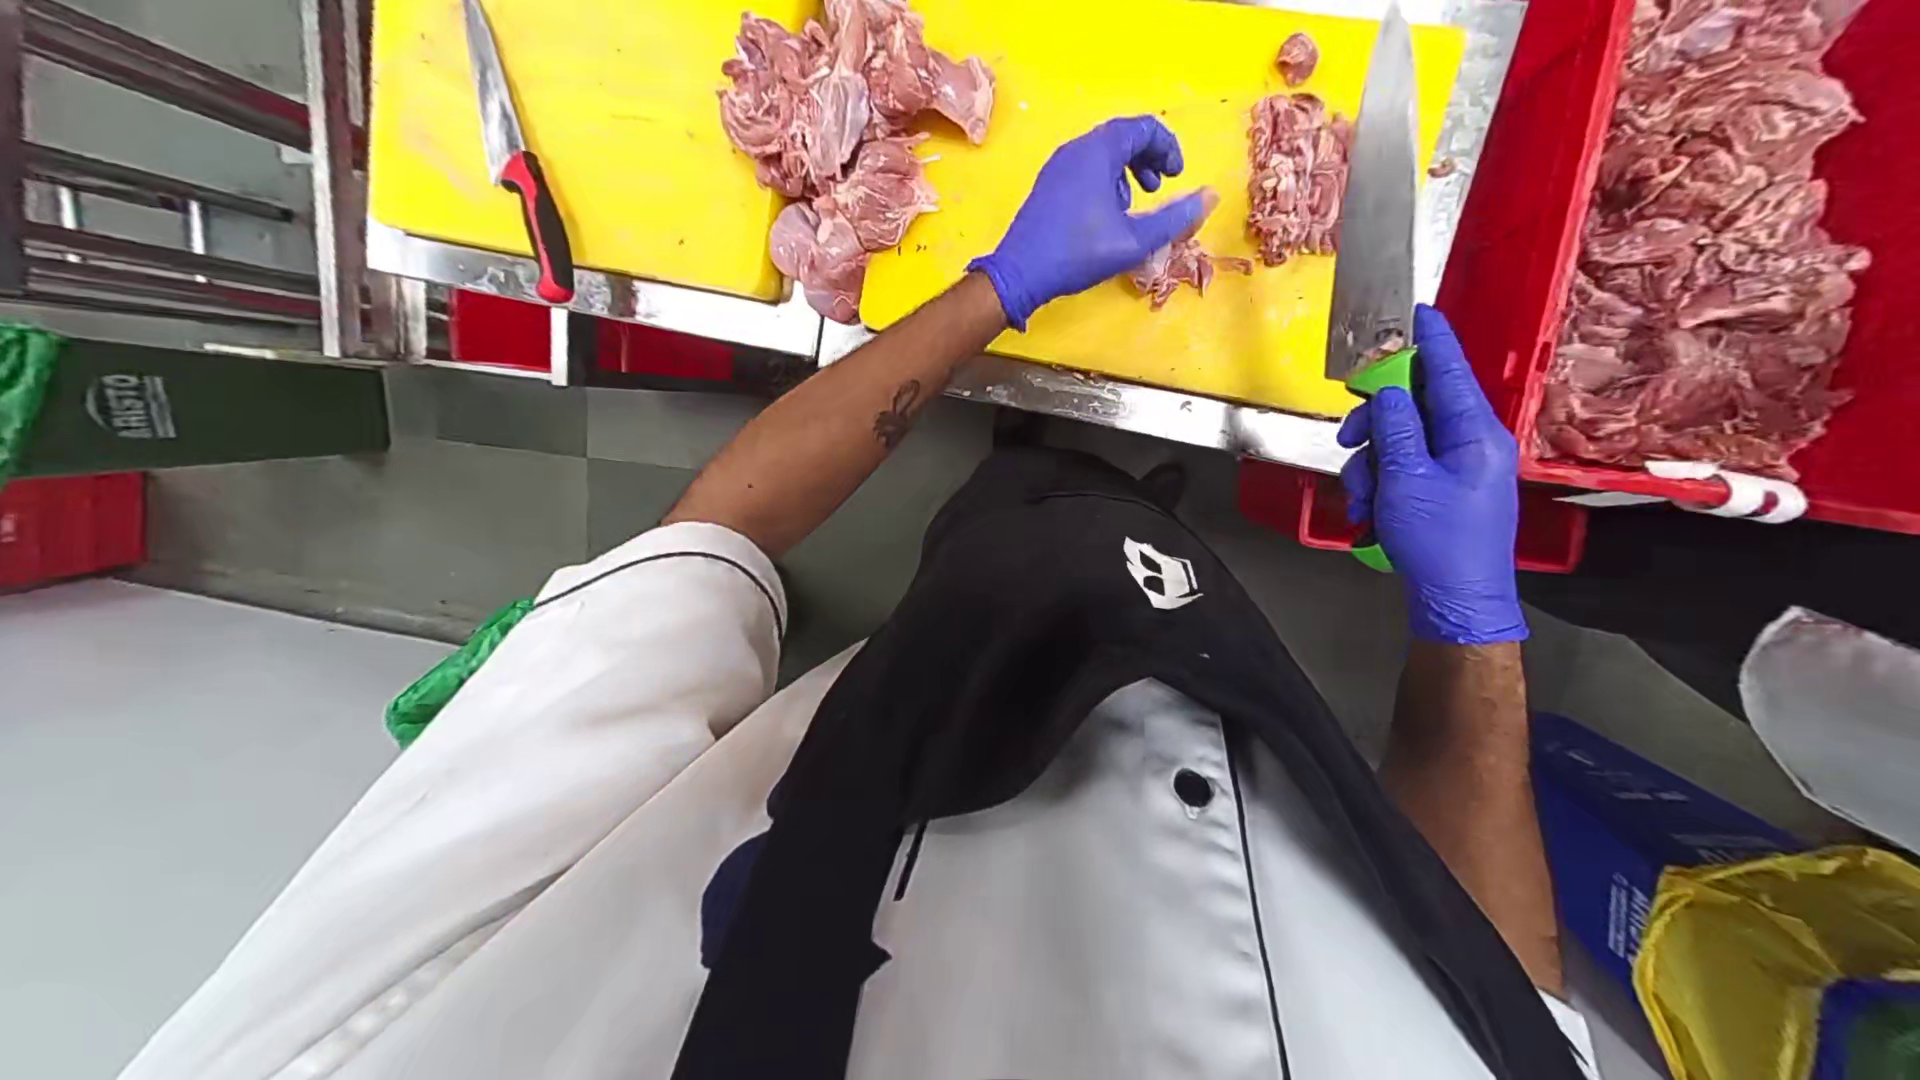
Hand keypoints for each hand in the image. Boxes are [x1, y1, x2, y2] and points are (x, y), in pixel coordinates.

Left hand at [968, 116, 1215, 329]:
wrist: (1020, 274)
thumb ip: (1174, 219)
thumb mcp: (1133, 240)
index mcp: (1098, 151)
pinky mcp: (1045, 188)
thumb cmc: (1078, 253)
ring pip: (1101, 156)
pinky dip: (1102, 183)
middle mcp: (1075, 150)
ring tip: (1132, 206)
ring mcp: (1056, 168)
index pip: (1143, 128)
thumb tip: (1209, 198)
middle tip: (1158, 188)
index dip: (1168, 148)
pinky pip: (1082, 172)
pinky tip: (1104, 217)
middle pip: (1121, 138)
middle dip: (1147, 159)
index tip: (1177, 176)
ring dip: (1125, 174)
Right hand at [1338, 305, 1526, 645]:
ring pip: (1398, 441)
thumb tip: (1391, 390)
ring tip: (1364, 500)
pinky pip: (1400, 469)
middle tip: (1349, 442)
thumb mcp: (1407, 479)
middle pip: (1413, 408)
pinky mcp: (1439, 489)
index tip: (1417, 311)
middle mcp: (1469, 443)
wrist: (1456, 597)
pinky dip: (1378, 485)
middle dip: (1374, 425)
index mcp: (1474, 432)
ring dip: (1369, 466)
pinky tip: (1370, 511)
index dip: (1432, 340)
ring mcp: (1455, 468)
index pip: (1450, 371)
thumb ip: (1396, 429)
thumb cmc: (1439, 539)